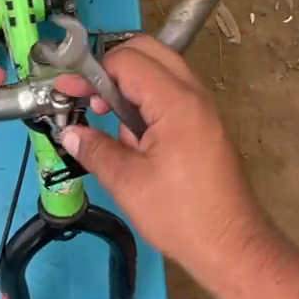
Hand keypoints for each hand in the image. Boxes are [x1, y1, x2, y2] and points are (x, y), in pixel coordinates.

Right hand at [52, 36, 274, 274]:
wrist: (230, 246)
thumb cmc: (181, 216)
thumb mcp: (127, 183)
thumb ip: (95, 150)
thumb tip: (70, 133)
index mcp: (176, 103)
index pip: (128, 60)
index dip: (92, 72)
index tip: (68, 92)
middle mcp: (194, 96)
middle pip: (148, 52)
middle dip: (111, 67)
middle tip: (88, 96)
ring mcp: (203, 110)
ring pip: (161, 72)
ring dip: (129, 84)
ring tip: (105, 118)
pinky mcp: (204, 126)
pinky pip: (171, 95)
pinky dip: (146, 102)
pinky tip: (130, 137)